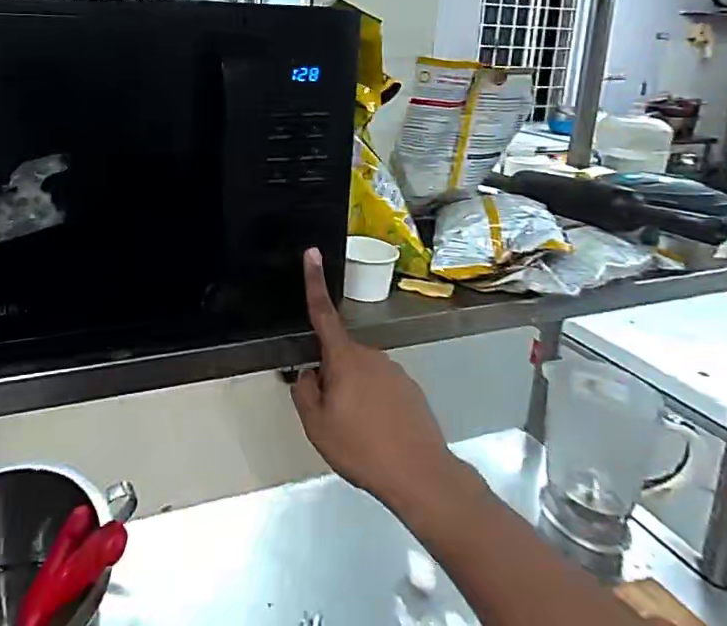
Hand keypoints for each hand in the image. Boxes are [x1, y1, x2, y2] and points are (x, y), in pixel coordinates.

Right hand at [291, 248, 462, 512]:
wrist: (422, 475)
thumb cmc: (362, 447)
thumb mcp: (316, 425)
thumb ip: (304, 392)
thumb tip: (310, 374)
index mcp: (344, 358)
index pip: (322, 313)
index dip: (314, 281)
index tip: (313, 252)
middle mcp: (371, 355)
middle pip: (339, 357)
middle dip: (331, 378)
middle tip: (334, 417)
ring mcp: (395, 371)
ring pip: (360, 376)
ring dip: (354, 395)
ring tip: (359, 434)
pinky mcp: (411, 390)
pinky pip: (382, 390)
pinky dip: (375, 407)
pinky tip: (380, 436)